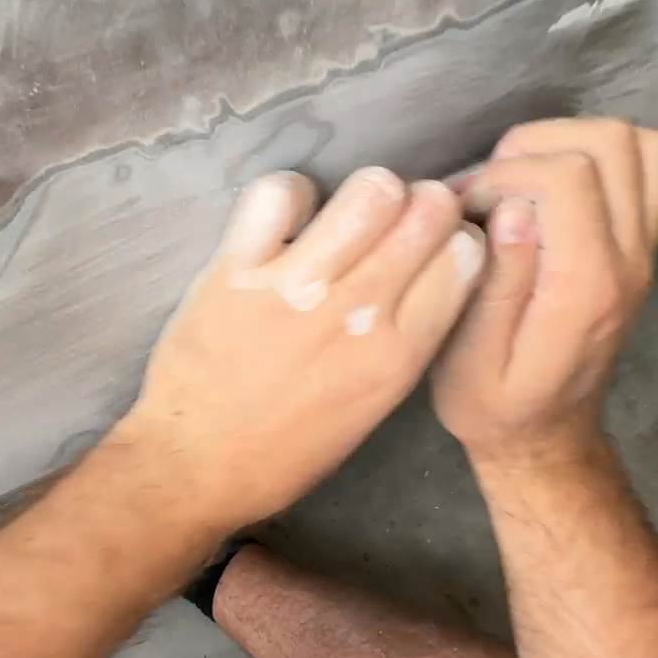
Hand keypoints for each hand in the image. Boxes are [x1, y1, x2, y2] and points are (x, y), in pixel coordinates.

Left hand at [114, 167, 489, 530]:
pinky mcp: (237, 270)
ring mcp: (297, 287)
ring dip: (364, 198)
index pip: (465, 255)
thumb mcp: (365, 414)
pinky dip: (286, 199)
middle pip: (429, 209)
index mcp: (397, 356)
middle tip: (384, 232)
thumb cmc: (278, 456)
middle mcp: (358, 313)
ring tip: (338, 225)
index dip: (449, 244)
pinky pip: (280, 193)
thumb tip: (416, 282)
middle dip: (418, 209)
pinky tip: (280, 229)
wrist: (192, 467)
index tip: (425, 252)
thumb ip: (400, 346)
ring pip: (371, 189)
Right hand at [431, 119, 657, 470]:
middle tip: (486, 183)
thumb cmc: (493, 407)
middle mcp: (629, 258)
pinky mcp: (639, 248)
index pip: (569, 178)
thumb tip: (509, 208)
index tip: (462, 207)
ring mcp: (643, 250)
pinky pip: (645, 170)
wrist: (544, 436)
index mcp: (584, 287)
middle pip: (613, 144)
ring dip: (570, 142)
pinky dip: (598, 158)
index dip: (504, 173)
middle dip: (537, 145)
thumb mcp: (470, 362)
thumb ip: (494, 286)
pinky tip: (548, 189)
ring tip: (515, 176)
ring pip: (639, 146)